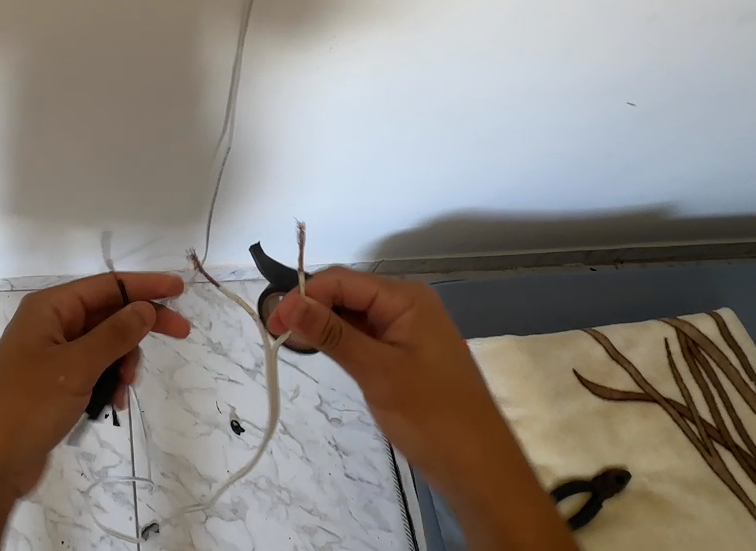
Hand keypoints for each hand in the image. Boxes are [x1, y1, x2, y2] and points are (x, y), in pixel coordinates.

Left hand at [0, 272, 190, 494]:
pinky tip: (113, 404)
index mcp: (50, 308)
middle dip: (140, 325)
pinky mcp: (55, 384)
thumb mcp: (76, 366)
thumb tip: (145, 307)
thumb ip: (114, 335)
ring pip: (104, 344)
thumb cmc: (27, 406)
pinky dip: (108, 382)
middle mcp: (51, 324)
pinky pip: (93, 370)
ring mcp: (52, 355)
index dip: (144, 285)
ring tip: (126, 387)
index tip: (179, 289)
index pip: (106, 285)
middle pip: (107, 313)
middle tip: (181, 333)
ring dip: (123, 362)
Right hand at [267, 268, 573, 550]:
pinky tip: (321, 350)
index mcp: (407, 298)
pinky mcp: (406, 352)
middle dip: (311, 308)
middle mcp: (408, 305)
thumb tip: (287, 302)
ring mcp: (408, 329)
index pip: (342, 280)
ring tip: (291, 342)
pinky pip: (365, 333)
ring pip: (353, 313)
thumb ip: (331, 333)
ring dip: (323, 324)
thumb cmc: (433, 417)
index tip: (272, 322)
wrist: (483, 475)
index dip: (304, 295)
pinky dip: (341, 340)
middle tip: (276, 333)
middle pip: (347, 292)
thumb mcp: (377, 372)